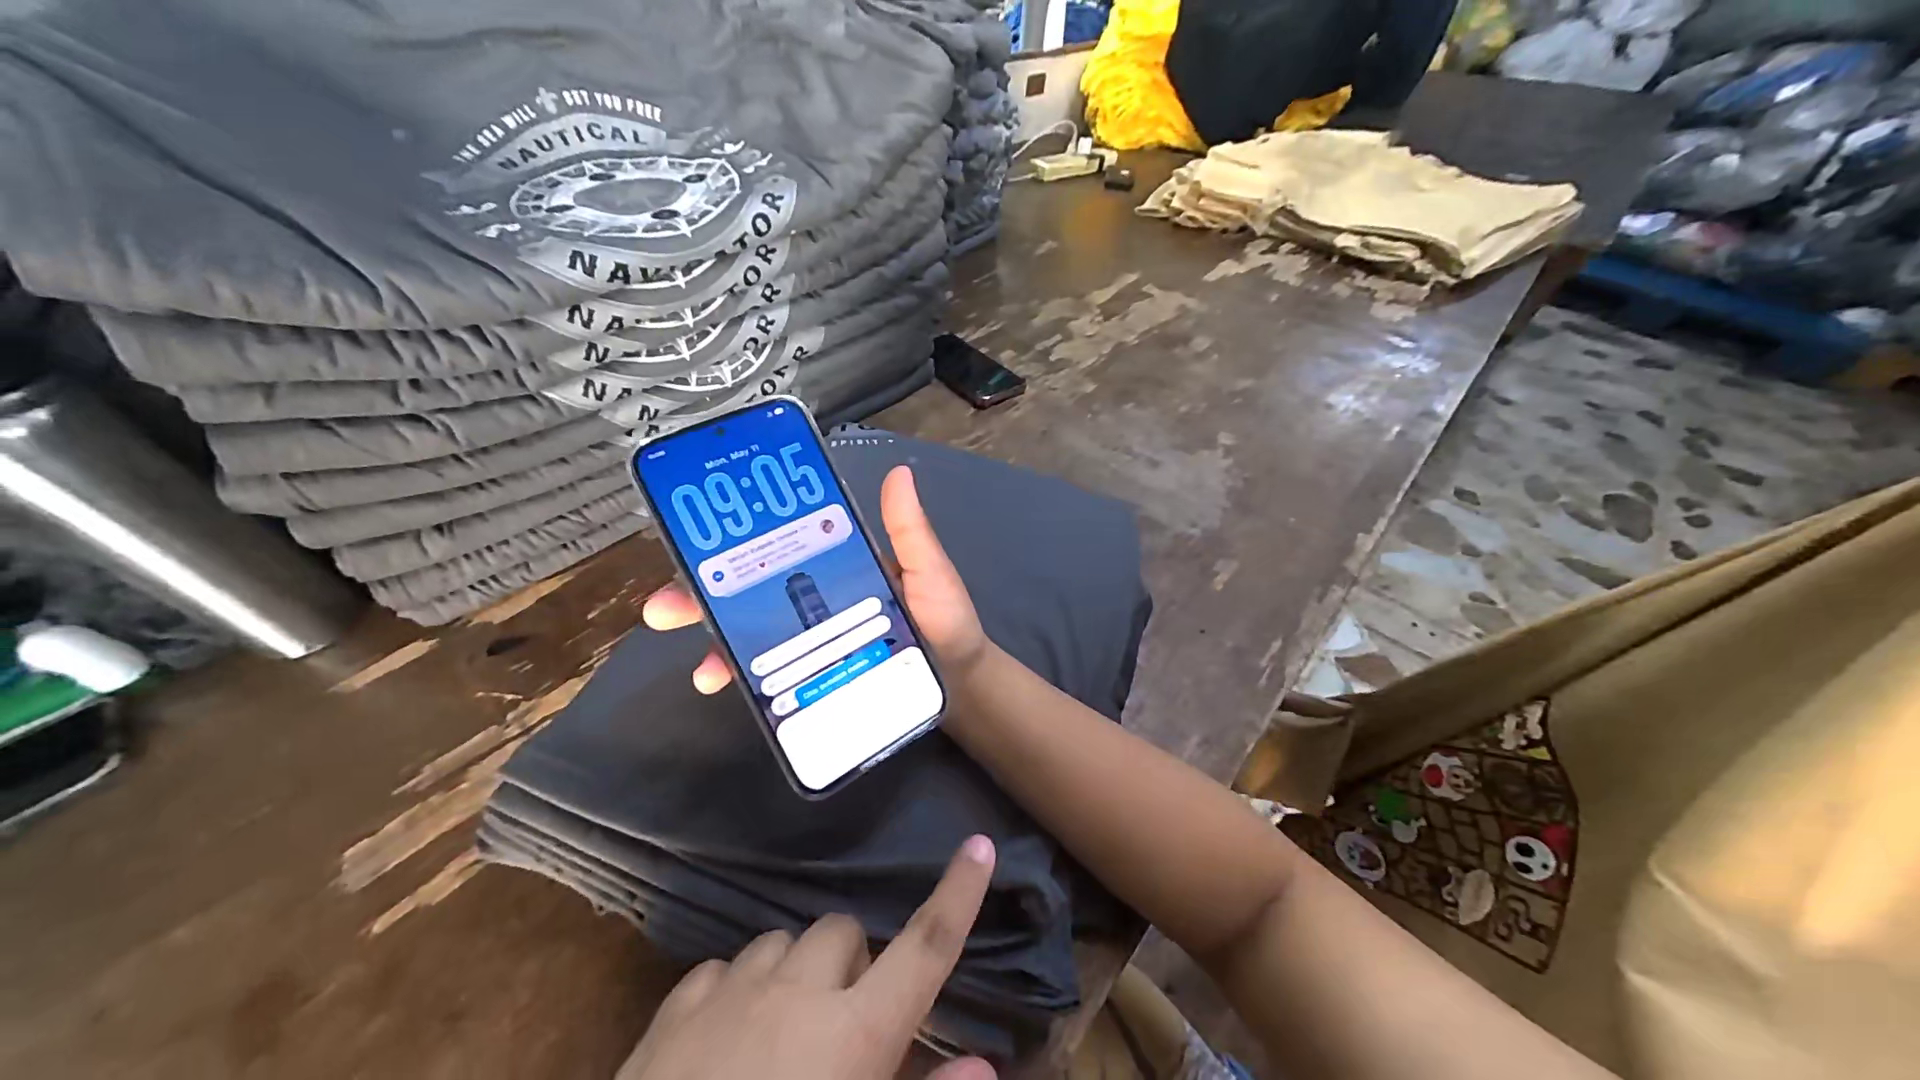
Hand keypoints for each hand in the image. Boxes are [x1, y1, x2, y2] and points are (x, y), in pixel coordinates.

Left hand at [615, 836, 998, 1079]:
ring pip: (784, 941)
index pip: (924, 948)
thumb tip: (984, 1065)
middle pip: (844, 931)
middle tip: (847, 1023)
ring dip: (796, 973)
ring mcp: (733, 990)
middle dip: (854, 963)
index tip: (979, 846)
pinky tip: (726, 1036)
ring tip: (784, 1032)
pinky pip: (725, 966)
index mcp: (855, 1031)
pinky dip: (739, 989)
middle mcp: (798, 991)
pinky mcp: (677, 1004)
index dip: (958, 895)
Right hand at [642, 465, 990, 693]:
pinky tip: (719, 681)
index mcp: (836, 561)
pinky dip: (738, 674)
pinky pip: (766, 670)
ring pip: (746, 629)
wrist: (958, 687)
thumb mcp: (930, 573)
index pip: (777, 541)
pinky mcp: (811, 672)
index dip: (735, 536)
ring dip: (710, 638)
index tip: (695, 530)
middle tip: (665, 607)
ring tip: (697, 660)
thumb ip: (910, 532)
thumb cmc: (946, 624)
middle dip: (699, 592)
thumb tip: (898, 473)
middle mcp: (813, 594)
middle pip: (746, 586)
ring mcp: (809, 635)